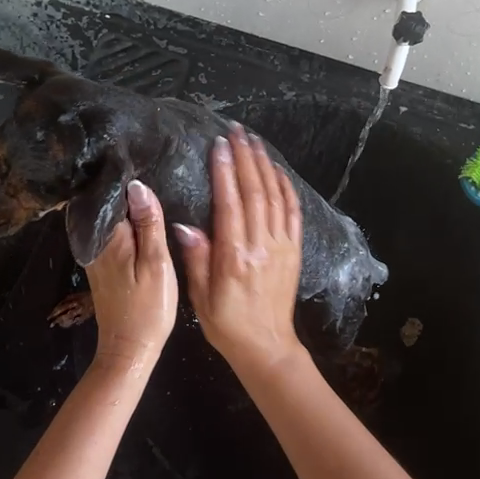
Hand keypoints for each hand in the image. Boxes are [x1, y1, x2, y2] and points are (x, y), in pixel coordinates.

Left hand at [83, 180, 177, 375]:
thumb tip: (137, 185)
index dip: (120, 173)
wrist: (129, 350)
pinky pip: (106, 230)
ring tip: (143, 182)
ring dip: (118, 201)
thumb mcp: (157, 264)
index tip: (136, 156)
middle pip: (103, 202)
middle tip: (143, 163)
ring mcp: (95, 254)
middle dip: (117, 183)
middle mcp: (95, 241)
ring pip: (104, 216)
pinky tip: (136, 214)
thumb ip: (149, 224)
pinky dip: (118, 218)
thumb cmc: (148, 308)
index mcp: (109, 237)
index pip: (108, 193)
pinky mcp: (100, 264)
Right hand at [174, 125, 306, 377]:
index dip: (225, 172)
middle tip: (236, 131)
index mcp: (234, 256)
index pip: (230, 204)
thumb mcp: (201, 298)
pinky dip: (285, 187)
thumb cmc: (226, 324)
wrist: (266, 347)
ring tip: (254, 140)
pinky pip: (292, 211)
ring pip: (274, 195)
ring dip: (264, 165)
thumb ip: (197, 259)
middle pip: (254, 191)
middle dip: (245, 157)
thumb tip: (185, 224)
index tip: (219, 145)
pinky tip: (277, 169)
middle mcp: (261, 245)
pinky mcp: (294, 249)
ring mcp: (281, 246)